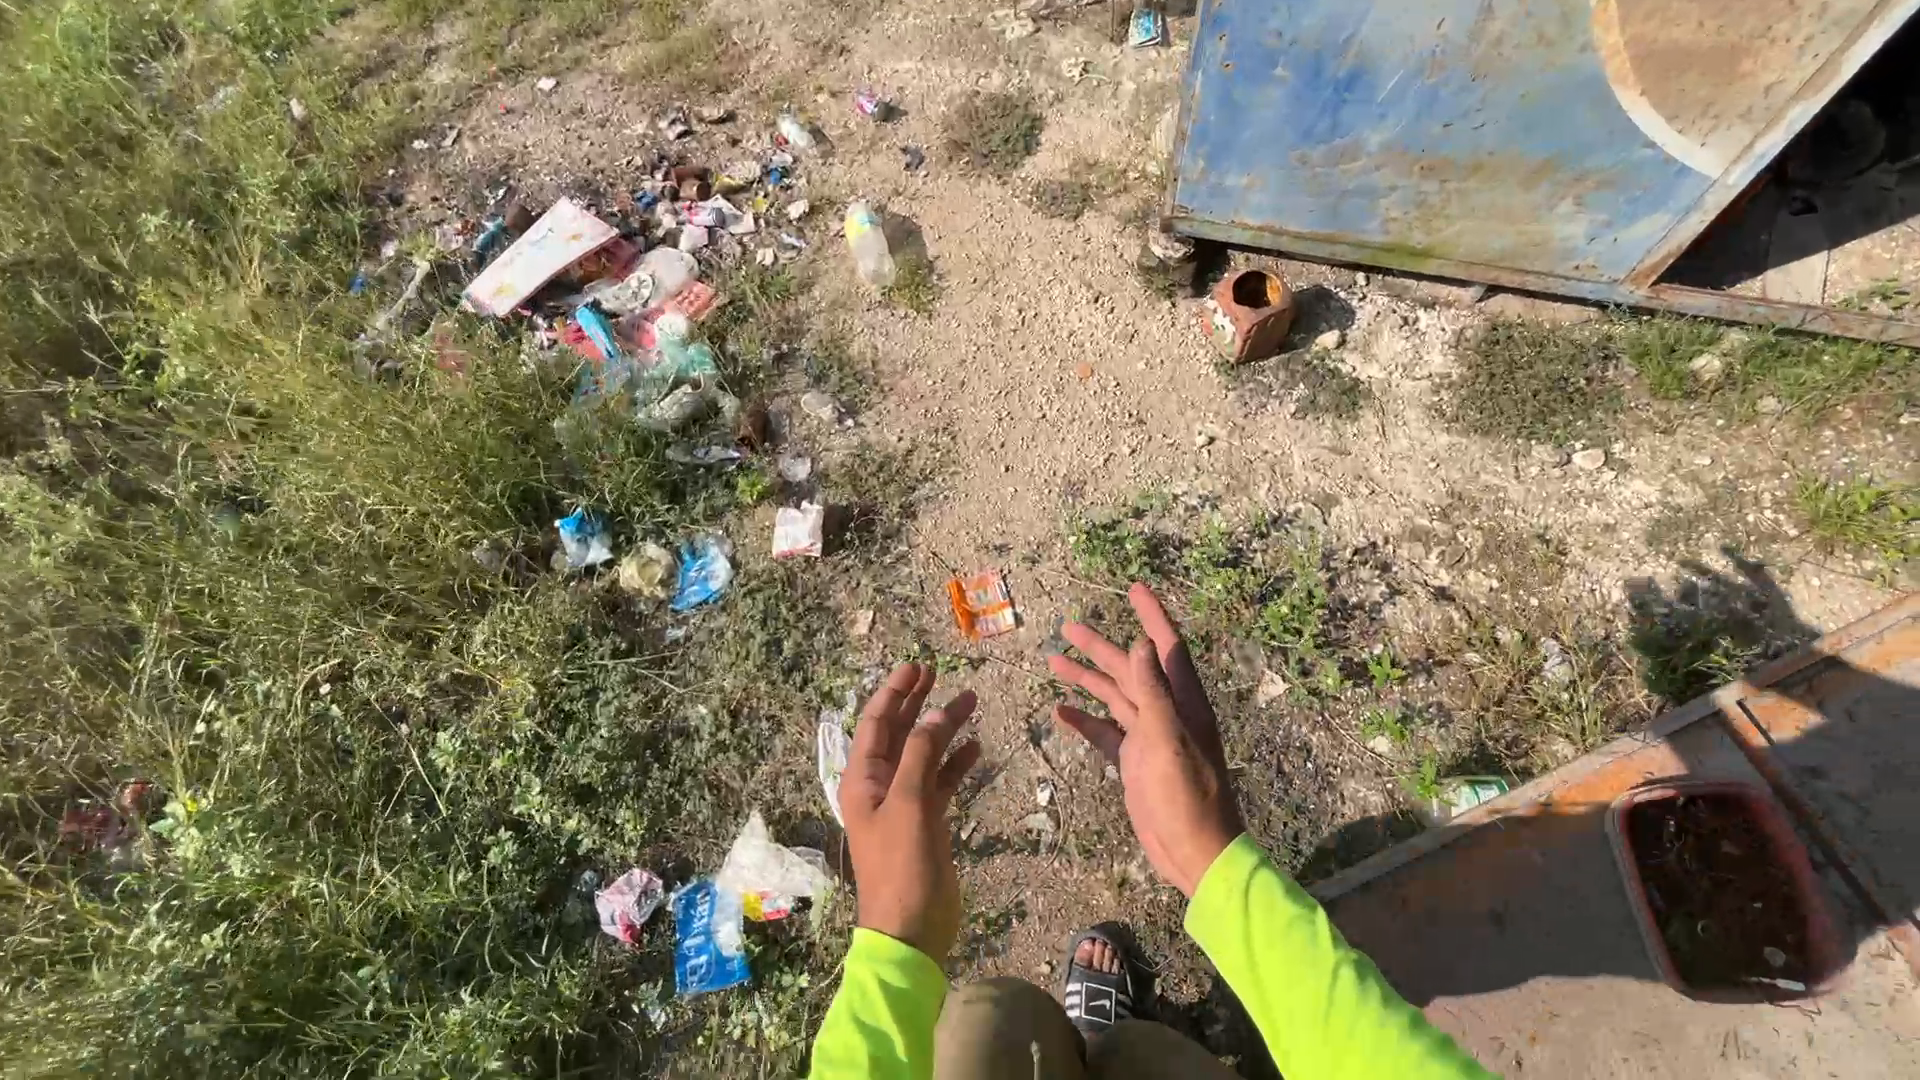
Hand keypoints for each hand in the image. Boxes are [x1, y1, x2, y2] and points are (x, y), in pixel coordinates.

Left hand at [841, 662, 982, 960]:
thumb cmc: (901, 864)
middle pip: (899, 732)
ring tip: (970, 700)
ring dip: (945, 728)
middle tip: (937, 673)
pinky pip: (941, 781)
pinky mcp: (927, 820)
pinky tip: (976, 748)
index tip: (915, 666)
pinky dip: (957, 763)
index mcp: (863, 778)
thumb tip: (934, 715)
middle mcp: (880, 785)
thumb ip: (920, 755)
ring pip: (925, 754)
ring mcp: (905, 802)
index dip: (894, 692)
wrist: (911, 929)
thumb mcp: (908, 803)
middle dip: (918, 702)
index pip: (877, 723)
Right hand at [1047, 583, 1244, 896]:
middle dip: (1101, 646)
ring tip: (1053, 660)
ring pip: (1114, 696)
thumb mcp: (1170, 741)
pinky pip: (1104, 732)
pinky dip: (1084, 720)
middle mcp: (1166, 712)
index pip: (1166, 647)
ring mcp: (1149, 736)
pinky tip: (1060, 712)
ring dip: (1087, 678)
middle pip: (1131, 667)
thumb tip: (1142, 645)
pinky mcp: (1134, 760)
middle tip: (1068, 625)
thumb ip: (1155, 693)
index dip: (1152, 615)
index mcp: (1183, 702)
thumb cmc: (1189, 798)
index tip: (1134, 588)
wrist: (1195, 852)